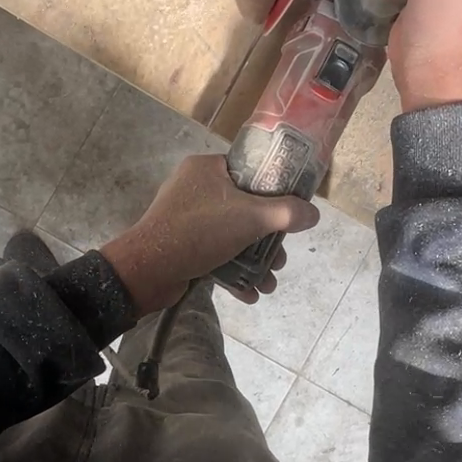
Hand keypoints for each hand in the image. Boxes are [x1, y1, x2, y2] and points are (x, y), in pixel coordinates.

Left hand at [100, 155, 319, 310]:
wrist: (148, 271)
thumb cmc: (200, 231)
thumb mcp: (251, 218)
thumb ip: (287, 213)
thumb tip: (314, 214)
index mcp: (207, 168)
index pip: (249, 171)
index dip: (273, 190)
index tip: (290, 212)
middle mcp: (195, 188)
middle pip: (245, 207)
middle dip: (267, 238)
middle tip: (280, 258)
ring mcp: (186, 218)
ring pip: (232, 235)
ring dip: (254, 260)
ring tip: (269, 283)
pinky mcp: (181, 245)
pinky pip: (216, 253)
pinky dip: (233, 271)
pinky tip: (250, 293)